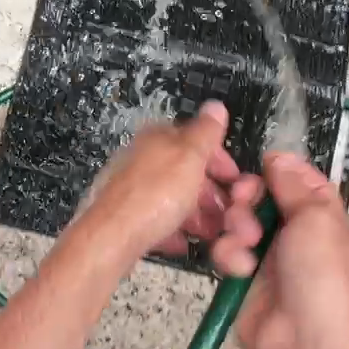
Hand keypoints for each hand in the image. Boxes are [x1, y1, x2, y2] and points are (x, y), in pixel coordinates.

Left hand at [73, 101, 263, 260]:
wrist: (112, 235)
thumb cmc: (156, 193)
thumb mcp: (189, 156)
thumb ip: (204, 132)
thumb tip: (215, 105)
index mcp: (157, 137)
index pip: (194, 138)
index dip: (218, 158)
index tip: (235, 182)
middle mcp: (141, 157)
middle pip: (183, 169)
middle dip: (208, 190)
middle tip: (227, 212)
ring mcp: (131, 186)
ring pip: (171, 195)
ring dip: (194, 212)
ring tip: (211, 232)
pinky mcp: (125, 215)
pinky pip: (155, 218)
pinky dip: (172, 228)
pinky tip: (184, 243)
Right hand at [210, 152, 348, 348]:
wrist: (301, 345)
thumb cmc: (320, 279)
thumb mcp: (316, 220)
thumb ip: (294, 184)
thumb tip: (280, 156)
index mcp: (322, 217)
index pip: (299, 179)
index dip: (279, 170)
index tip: (262, 166)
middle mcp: (296, 232)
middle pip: (263, 194)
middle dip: (248, 195)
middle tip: (244, 201)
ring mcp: (268, 254)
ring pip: (239, 218)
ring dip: (237, 224)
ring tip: (246, 241)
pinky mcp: (243, 274)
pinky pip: (227, 249)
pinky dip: (229, 254)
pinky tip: (239, 268)